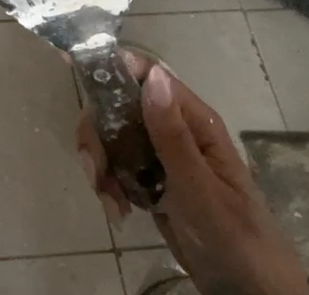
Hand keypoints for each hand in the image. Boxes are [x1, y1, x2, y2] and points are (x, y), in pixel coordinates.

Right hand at [77, 61, 308, 294]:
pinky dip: (109, 187)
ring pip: (113, 139)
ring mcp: (162, 158)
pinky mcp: (152, 184)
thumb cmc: (234, 239)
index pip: (148, 76)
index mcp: (195, 122)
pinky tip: (118, 211)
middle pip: (119, 108)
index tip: (74, 68)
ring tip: (110, 201)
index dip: (112, 68)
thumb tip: (152, 76)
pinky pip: (117, 169)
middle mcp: (175, 131)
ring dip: (101, 166)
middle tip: (93, 170)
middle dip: (98, 135)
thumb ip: (172, 135)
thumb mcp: (200, 188)